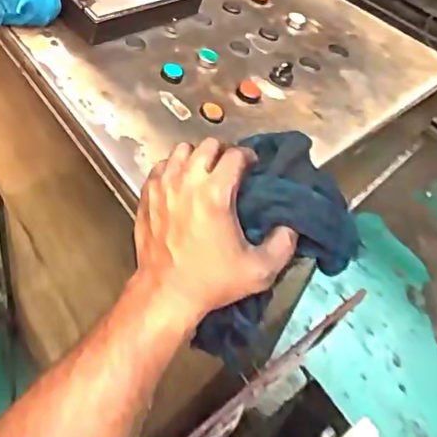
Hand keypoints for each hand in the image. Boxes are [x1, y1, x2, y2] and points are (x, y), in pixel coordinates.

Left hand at [132, 139, 297, 330]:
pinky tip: (180, 183)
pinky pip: (162, 165)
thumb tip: (289, 227)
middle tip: (229, 167)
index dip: (247, 156)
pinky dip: (173, 167)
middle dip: (222, 152)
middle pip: (207, 144)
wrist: (167, 291)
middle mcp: (187, 179)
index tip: (252, 165)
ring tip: (204, 172)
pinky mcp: (147, 191)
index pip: (234, 154)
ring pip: (182, 150)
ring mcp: (163, 182)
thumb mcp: (258, 271)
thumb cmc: (212, 280)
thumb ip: (282, 246)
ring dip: (196, 156)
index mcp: (215, 191)